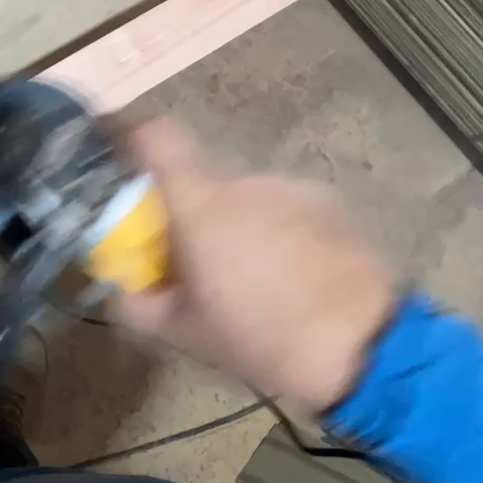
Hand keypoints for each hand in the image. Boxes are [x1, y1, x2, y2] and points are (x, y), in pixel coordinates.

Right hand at [114, 119, 400, 412]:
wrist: (370, 351)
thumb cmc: (264, 339)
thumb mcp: (185, 334)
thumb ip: (137, 304)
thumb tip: (119, 285)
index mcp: (200, 203)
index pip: (155, 136)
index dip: (128, 131)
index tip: (112, 146)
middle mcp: (242, 180)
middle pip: (195, 171)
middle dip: (180, 201)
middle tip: (182, 246)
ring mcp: (288, 187)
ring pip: (238, 191)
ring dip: (226, 217)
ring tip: (241, 269)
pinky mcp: (325, 202)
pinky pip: (276, 203)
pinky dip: (266, 225)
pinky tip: (284, 270)